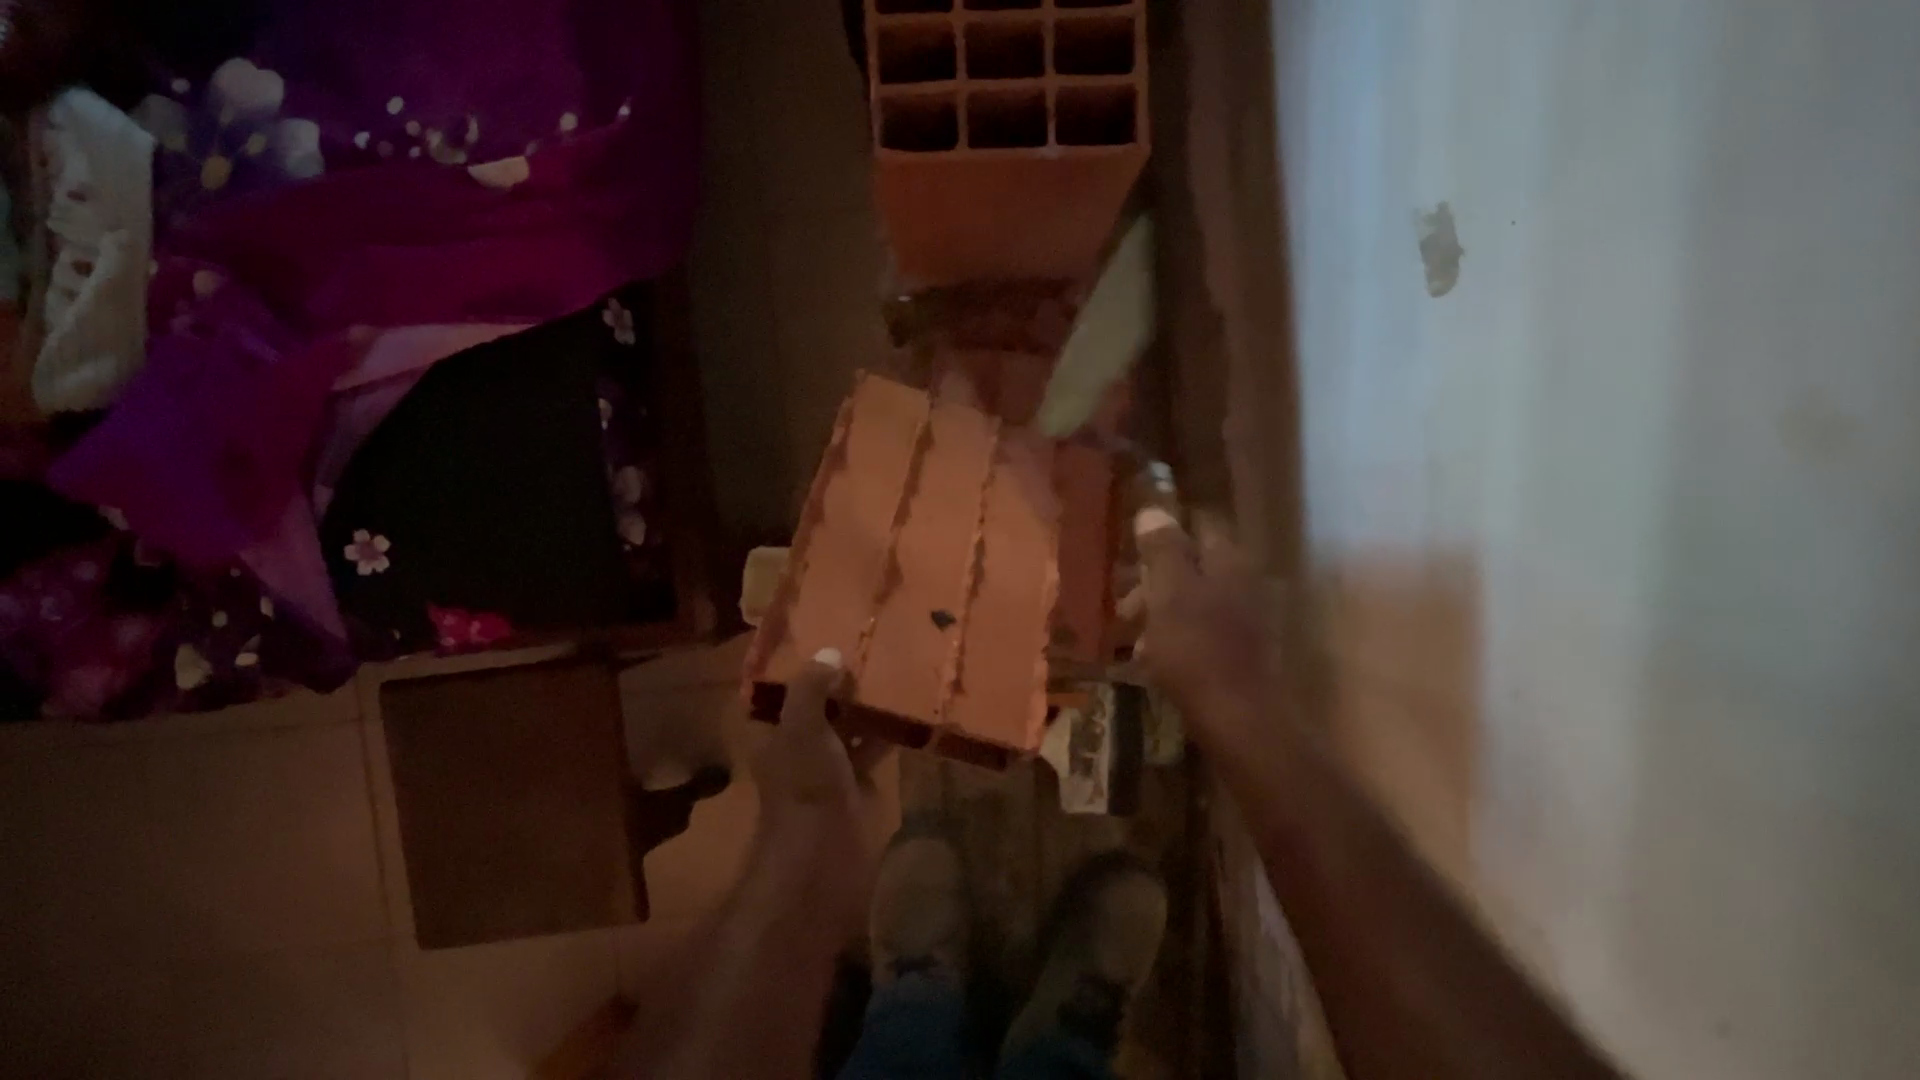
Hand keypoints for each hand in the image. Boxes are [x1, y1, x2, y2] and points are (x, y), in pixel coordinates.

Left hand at [749, 650, 889, 903]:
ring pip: (846, 725)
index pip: (779, 690)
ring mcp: (826, 766)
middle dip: (837, 681)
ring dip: (865, 705)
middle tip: (868, 645)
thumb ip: (811, 688)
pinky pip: (870, 748)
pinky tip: (908, 711)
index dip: (797, 666)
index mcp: (772, 732)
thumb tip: (830, 652)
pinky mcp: (856, 784)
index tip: (823, 636)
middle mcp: (796, 746)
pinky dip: (885, 732)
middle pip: (816, 705)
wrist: (825, 854)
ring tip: (893, 669)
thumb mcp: (802, 728)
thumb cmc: (804, 786)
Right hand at [1133, 509, 1274, 729]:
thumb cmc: (1195, 648)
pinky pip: (1201, 633)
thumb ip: (1161, 549)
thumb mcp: (1168, 592)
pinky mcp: (1241, 653)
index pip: (1197, 528)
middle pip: (1193, 568)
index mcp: (1229, 561)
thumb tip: (1153, 510)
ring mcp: (1247, 620)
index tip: (1130, 554)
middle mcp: (1245, 583)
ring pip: (1194, 602)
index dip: (1162, 536)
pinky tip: (1153, 661)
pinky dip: (1175, 640)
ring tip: (1131, 638)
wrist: (1237, 717)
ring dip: (1160, 613)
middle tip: (1123, 605)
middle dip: (1153, 582)